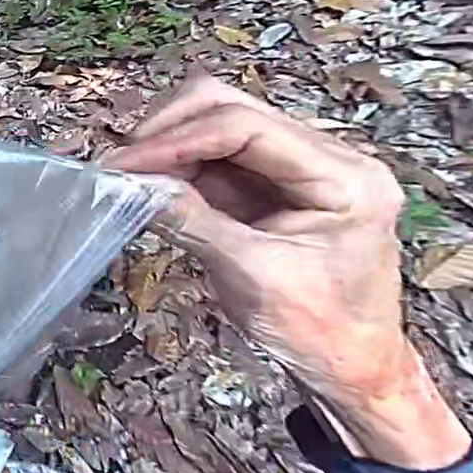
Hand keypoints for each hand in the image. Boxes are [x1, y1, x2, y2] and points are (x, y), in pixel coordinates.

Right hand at [105, 76, 470, 469]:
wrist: (349, 366)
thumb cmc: (316, 329)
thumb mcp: (249, 274)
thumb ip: (192, 220)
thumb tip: (132, 184)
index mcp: (343, 176)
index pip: (245, 128)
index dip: (176, 139)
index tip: (124, 164)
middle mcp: (324, 155)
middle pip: (230, 107)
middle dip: (168, 129)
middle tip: (123, 163)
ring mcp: (294, 164)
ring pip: (215, 121)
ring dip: (167, 145)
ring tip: (130, 176)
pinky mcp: (267, 180)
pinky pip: (210, 154)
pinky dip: (174, 164)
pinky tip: (150, 184)